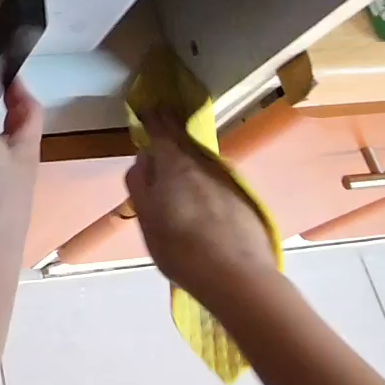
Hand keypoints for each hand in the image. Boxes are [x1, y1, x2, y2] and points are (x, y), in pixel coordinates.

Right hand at [125, 103, 275, 306]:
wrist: (238, 279)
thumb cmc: (180, 248)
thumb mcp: (145, 216)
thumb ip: (140, 181)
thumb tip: (144, 157)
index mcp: (173, 165)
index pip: (161, 130)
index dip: (153, 117)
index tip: (149, 105)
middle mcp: (201, 165)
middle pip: (184, 140)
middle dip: (172, 126)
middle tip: (164, 115)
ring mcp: (227, 182)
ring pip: (202, 160)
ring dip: (189, 153)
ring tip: (180, 155)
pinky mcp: (244, 202)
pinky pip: (217, 179)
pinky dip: (205, 177)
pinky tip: (203, 191)